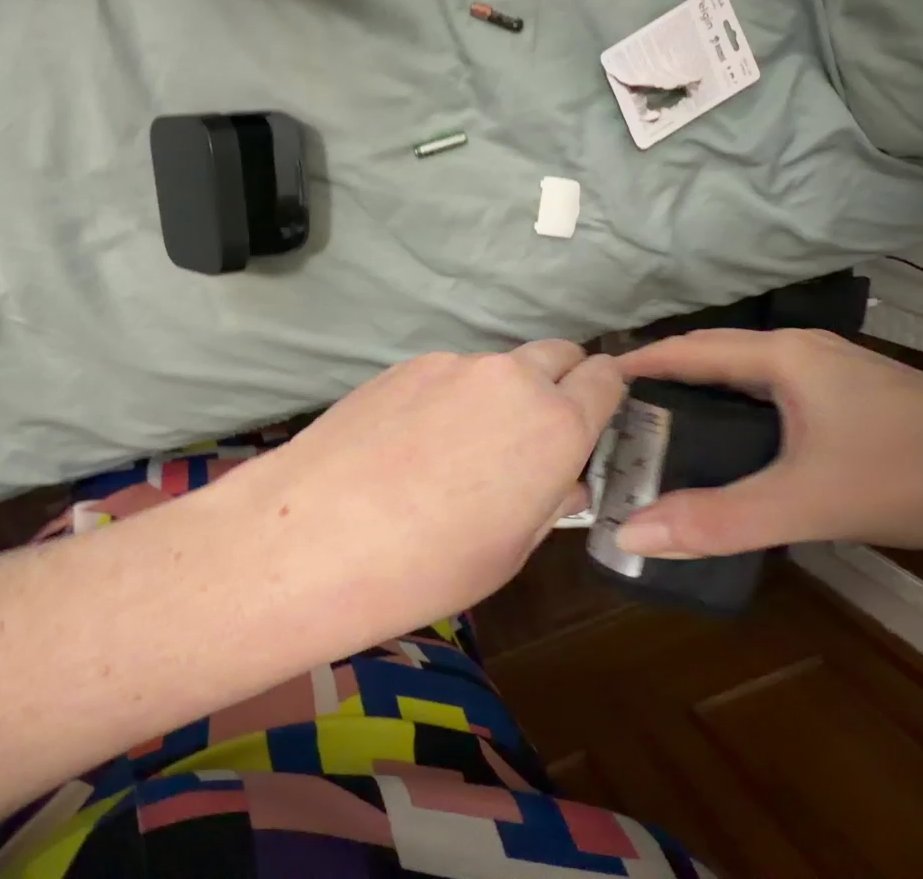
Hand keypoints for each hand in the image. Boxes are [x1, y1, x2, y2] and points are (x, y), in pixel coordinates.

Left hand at [219, 340, 623, 638]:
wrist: (316, 536)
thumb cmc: (429, 565)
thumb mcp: (511, 550)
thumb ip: (549, 501)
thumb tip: (562, 481)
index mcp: (556, 425)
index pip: (606, 379)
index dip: (606, 395)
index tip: (595, 416)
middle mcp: (510, 379)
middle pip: (557, 356)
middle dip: (560, 383)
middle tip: (534, 434)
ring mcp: (450, 366)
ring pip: (496, 369)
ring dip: (497, 395)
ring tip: (457, 451)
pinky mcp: (401, 367)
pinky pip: (445, 376)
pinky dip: (447, 398)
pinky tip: (411, 445)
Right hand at [613, 329, 922, 558]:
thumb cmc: (914, 476)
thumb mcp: (807, 503)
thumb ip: (715, 520)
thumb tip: (626, 533)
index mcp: (785, 356)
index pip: (686, 349)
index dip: (634, 364)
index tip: (587, 387)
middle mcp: (806, 353)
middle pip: (712, 357)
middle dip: (661, 380)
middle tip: (612, 418)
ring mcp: (836, 375)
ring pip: (745, 376)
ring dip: (698, 396)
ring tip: (655, 432)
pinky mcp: (854, 402)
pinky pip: (771, 395)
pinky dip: (734, 413)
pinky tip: (727, 448)